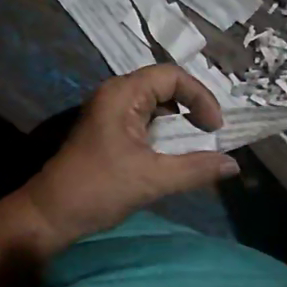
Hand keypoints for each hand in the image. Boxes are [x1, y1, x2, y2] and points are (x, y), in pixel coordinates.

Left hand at [20, 64, 239, 247]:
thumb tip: (234, 164)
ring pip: (153, 103)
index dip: (199, 96)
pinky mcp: (106, 129)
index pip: (171, 75)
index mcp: (121, 94)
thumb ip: (196, 169)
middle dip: (191, 105)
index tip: (214, 128)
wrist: (52, 211)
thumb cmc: (100, 188)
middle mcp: (114, 94)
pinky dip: (162, 131)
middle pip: (162, 85)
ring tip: (197, 144)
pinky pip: (142, 119)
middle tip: (210, 134)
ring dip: (178, 120)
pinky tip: (174, 152)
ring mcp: (107, 111)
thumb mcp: (153, 179)